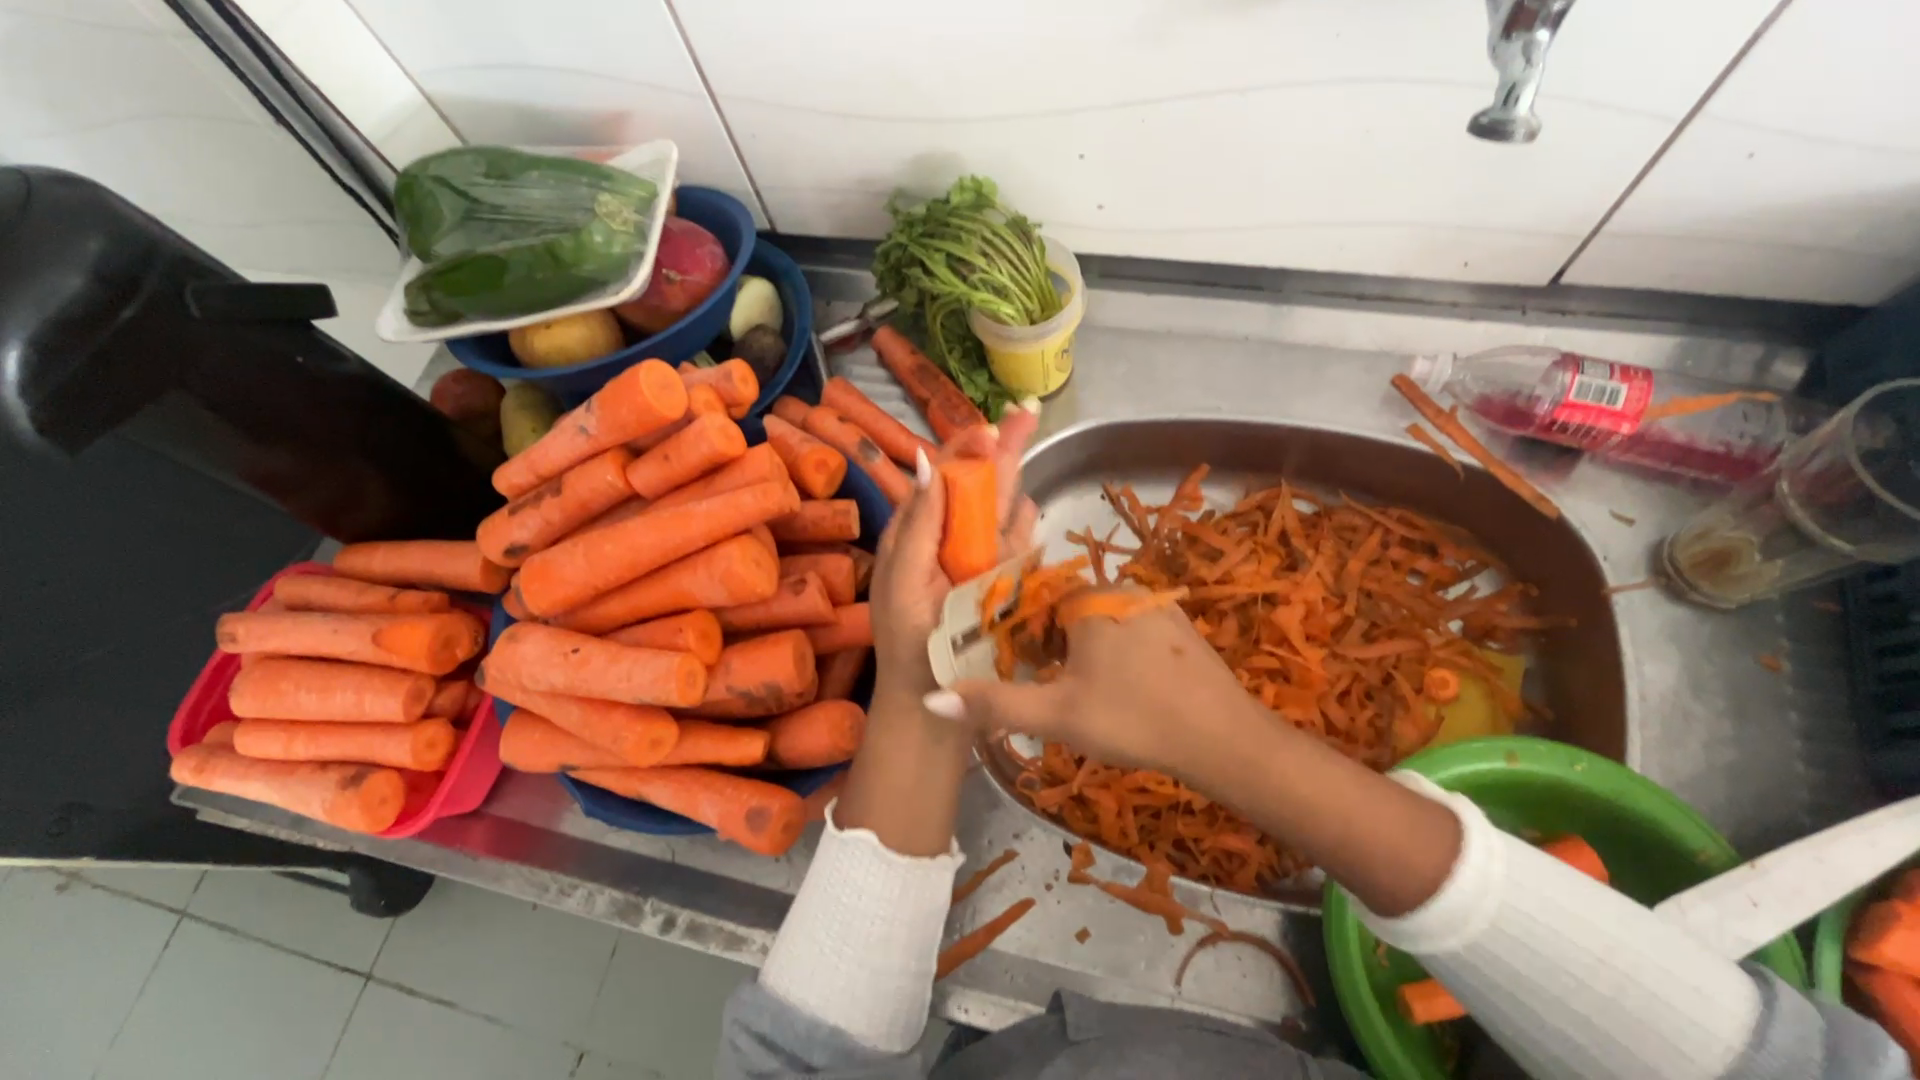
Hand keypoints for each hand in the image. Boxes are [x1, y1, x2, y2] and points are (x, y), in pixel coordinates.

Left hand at [868, 407, 1039, 706]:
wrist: (935, 709)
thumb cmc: (910, 646)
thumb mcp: (905, 580)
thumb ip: (919, 523)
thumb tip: (927, 461)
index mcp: (916, 536)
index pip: (942, 480)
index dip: (964, 450)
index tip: (989, 427)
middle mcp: (948, 544)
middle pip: (978, 489)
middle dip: (1000, 451)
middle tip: (1026, 413)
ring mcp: (977, 566)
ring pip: (1001, 514)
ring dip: (1013, 482)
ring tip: (1026, 436)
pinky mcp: (1002, 588)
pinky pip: (1016, 550)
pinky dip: (1023, 529)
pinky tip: (1029, 509)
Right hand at [927, 591, 1463, 914]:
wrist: (1223, 738)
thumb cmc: (1133, 720)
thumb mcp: (1056, 716)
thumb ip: (993, 704)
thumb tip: (931, 698)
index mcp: (1087, 598)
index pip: (1033, 601)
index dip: (1019, 636)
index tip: (1021, 673)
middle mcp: (1122, 588)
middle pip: (1065, 611)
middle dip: (1052, 647)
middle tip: (1056, 693)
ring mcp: (1156, 604)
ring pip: (1100, 622)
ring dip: (1085, 653)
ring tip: (1089, 698)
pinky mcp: (1180, 625)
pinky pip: (1132, 630)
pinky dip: (1119, 654)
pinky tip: (1127, 693)